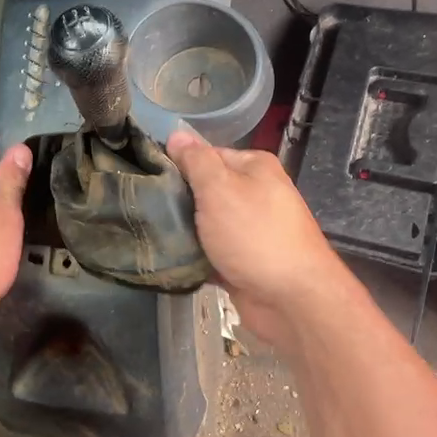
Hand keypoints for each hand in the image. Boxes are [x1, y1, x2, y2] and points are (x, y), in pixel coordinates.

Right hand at [165, 128, 360, 345]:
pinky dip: (192, 256)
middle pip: (203, 189)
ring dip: (181, 231)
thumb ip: (196, 161)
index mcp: (254, 167)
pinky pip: (208, 252)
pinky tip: (167, 258)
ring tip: (147, 233)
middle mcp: (255, 194)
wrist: (292, 301)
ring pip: (203, 223)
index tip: (149, 178)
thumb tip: (176, 135)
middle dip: (177, 201)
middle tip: (144, 207)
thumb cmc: (255, 235)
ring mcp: (249, 230)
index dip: (177, 165)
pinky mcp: (242, 261)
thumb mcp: (220, 188)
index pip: (205, 155)